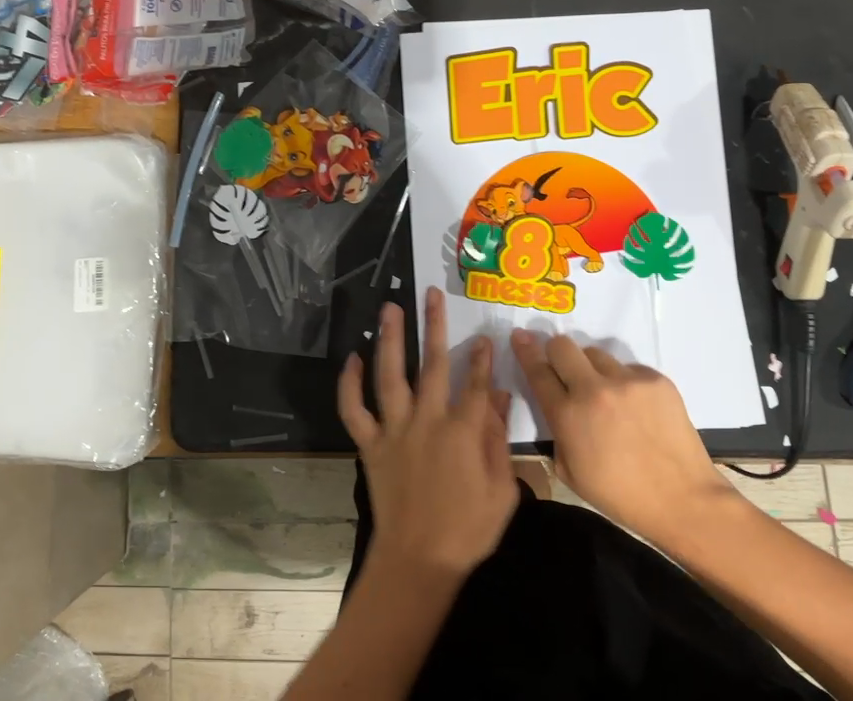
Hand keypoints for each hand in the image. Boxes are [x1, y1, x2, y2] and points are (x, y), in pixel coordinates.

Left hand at [339, 287, 517, 578]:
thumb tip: (500, 398)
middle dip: (434, 326)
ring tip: (389, 308)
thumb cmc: (468, 529)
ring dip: (390, 339)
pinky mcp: (370, 445)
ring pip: (390, 375)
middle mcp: (427, 421)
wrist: (420, 559)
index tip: (483, 336)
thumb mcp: (503, 489)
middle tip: (432, 294)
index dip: (481, 358)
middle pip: (432, 364)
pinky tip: (353, 358)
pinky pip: (354, 409)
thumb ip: (497, 439)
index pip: (476, 383)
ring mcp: (394, 430)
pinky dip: (349, 383)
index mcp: (463, 431)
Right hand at [511, 331, 740, 546]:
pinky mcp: (656, 380)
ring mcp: (627, 382)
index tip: (520, 336)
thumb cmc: (619, 494)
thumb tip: (558, 407)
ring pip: (596, 354)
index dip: (525, 351)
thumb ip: (557, 431)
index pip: (538, 371)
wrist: (681, 499)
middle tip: (564, 367)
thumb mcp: (569, 470)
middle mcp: (594, 390)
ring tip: (607, 396)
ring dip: (592, 369)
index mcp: (567, 415)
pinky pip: (629, 368)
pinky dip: (625, 382)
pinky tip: (636, 407)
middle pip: (563, 346)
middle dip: (557, 352)